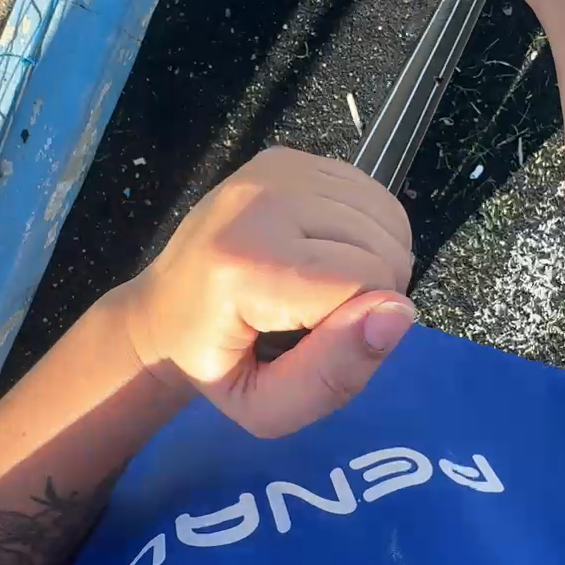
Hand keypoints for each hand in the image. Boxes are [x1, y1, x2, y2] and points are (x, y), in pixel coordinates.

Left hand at [118, 147, 417, 437]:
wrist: (165, 313)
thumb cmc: (216, 368)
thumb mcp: (267, 408)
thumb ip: (334, 374)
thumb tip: (399, 312)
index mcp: (245, 264)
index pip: (368, 282)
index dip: (362, 327)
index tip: (317, 342)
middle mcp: (260, 198)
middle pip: (383, 246)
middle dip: (373, 294)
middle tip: (319, 318)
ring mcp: (273, 169)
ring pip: (387, 217)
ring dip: (374, 261)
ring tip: (320, 287)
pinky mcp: (286, 156)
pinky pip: (372, 194)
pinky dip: (366, 231)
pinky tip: (324, 253)